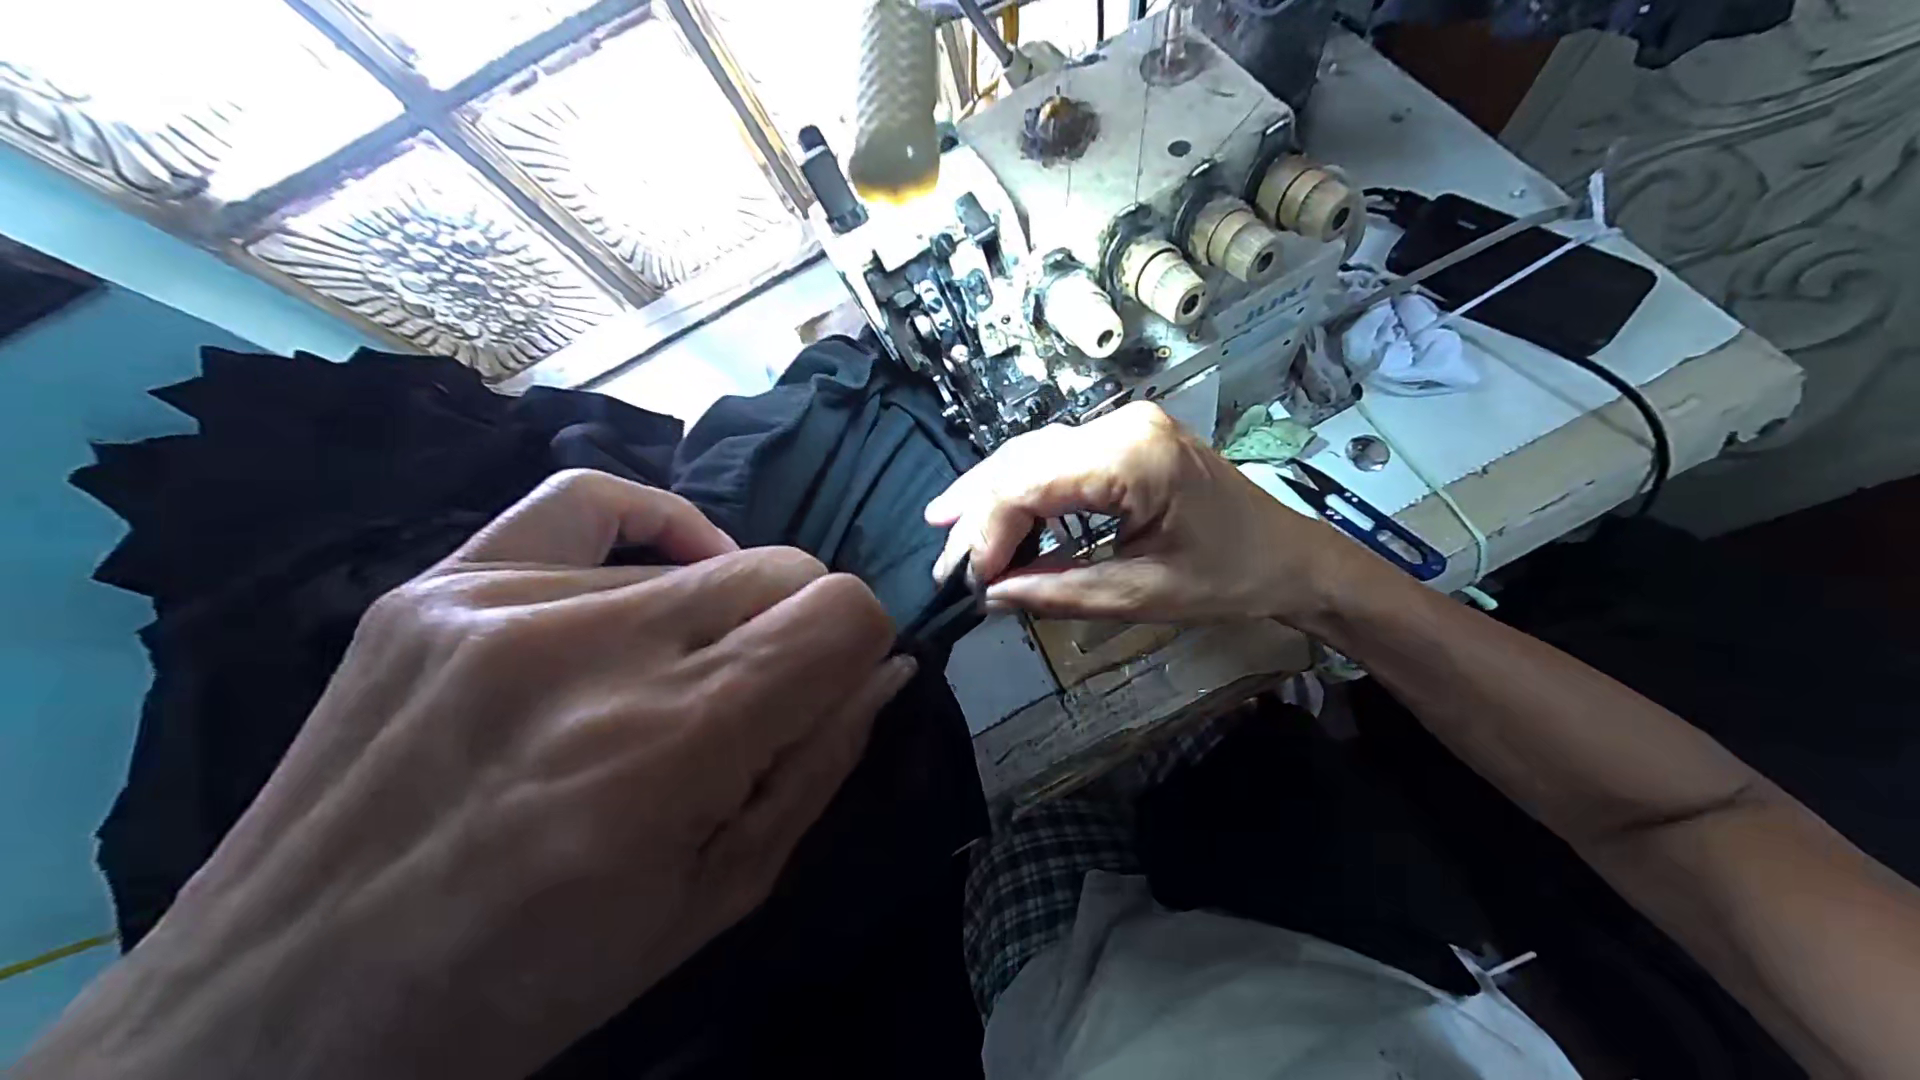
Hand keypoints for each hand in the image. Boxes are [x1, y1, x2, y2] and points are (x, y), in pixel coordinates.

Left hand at [20, 470, 912, 1079]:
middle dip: (805, 622)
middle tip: (770, 683)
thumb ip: (819, 764)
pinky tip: (660, 569)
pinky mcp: (435, 588)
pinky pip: (585, 502)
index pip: (838, 616)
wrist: (275, 1012)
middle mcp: (590, 658)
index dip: (865, 641)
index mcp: (667, 753)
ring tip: (680, 671)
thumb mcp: (719, 896)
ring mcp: (499, 607)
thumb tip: (884, 667)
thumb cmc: (531, 981)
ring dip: (723, 612)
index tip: (843, 676)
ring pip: (702, 557)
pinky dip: (652, 525)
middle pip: (781, 568)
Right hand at [926, 401, 1375, 624]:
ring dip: (990, 493)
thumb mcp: (1141, 595)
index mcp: (1134, 457)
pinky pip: (1056, 457)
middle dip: (979, 512)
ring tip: (947, 526)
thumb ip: (1059, 591)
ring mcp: (1123, 425)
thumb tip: (991, 595)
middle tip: (944, 561)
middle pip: (1024, 460)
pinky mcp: (1124, 438)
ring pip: (1033, 452)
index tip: (970, 580)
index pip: (1031, 483)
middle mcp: (1122, 425)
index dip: (989, 532)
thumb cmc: (1228, 579)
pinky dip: (1021, 487)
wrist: (1287, 555)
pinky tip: (995, 510)